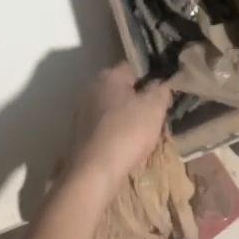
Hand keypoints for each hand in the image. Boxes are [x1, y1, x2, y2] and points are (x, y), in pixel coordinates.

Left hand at [66, 63, 171, 183]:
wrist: (94, 171)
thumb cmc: (127, 132)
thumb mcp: (154, 108)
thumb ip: (160, 91)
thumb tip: (159, 83)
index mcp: (110, 76)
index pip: (132, 67)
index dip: (148, 78)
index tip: (160, 94)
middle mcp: (92, 88)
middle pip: (119, 89)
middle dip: (135, 100)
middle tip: (152, 117)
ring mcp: (83, 111)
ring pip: (110, 110)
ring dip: (123, 119)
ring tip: (139, 136)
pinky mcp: (79, 134)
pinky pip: (102, 128)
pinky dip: (112, 135)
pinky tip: (122, 149)